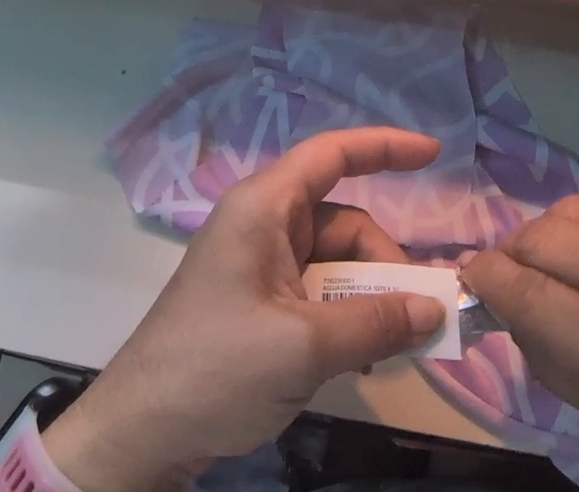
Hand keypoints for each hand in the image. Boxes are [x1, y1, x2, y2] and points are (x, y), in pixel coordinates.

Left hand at [43, 127, 447, 491]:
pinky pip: (319, 293)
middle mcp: (263, 226)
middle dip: (386, 262)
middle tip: (419, 316)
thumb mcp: (304, 347)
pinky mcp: (259, 302)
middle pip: (344, 221)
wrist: (143, 431)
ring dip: (370, 298)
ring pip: (336, 262)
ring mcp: (260, 265)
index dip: (384, 147)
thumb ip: (376, 324)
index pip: (331, 155)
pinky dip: (348, 316)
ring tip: (392, 347)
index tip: (436, 154)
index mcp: (263, 208)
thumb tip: (435, 310)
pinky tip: (362, 359)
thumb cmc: (216, 369)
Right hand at [463, 197, 578, 491]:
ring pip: (574, 211)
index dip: (482, 279)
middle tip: (512, 280)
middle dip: (511, 254)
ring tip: (557, 271)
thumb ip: (556, 361)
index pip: (523, 288)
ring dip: (550, 239)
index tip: (470, 283)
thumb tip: (503, 305)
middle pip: (542, 234)